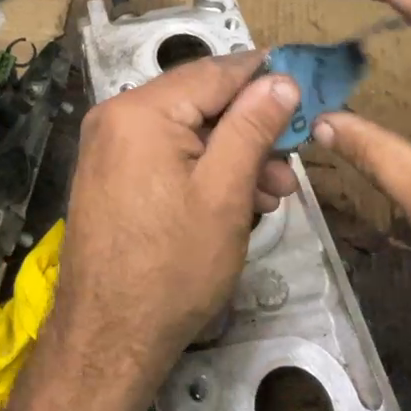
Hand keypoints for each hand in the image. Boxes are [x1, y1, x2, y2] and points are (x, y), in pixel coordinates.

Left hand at [3, 53, 299, 410]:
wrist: (107, 339)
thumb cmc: (171, 268)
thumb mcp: (224, 193)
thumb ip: (252, 127)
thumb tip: (280, 80)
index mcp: (140, 110)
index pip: (213, 72)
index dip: (261, 74)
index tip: (302, 80)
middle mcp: (116, 115)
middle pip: (198, 101)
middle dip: (249, 126)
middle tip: (292, 158)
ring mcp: (108, 145)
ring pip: (185, 130)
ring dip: (231, 152)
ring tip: (273, 191)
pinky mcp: (109, 174)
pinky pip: (164, 152)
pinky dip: (201, 168)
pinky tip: (236, 198)